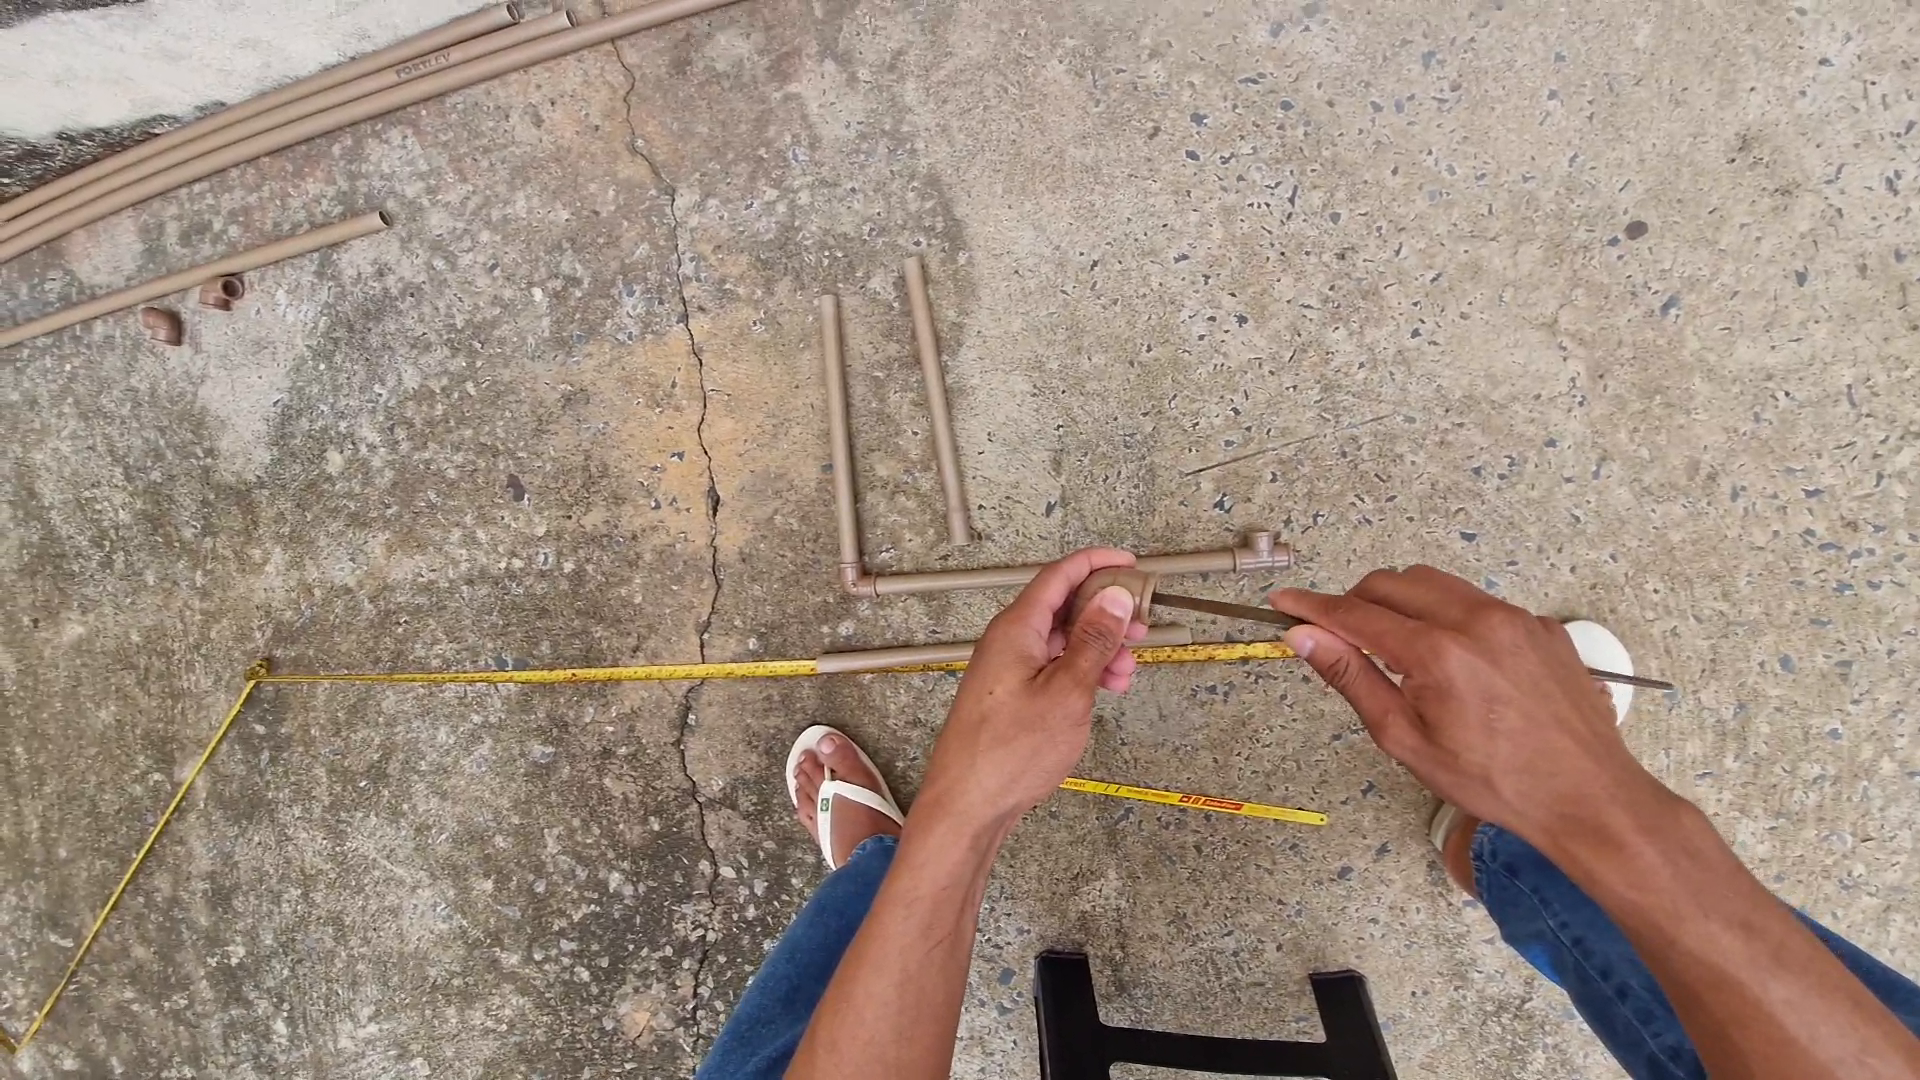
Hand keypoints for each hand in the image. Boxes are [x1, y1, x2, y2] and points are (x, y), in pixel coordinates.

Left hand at [915, 548, 1147, 835]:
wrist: (968, 803)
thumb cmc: (1011, 751)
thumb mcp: (1067, 691)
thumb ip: (1093, 641)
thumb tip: (1115, 596)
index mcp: (1017, 627)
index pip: (1059, 575)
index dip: (1096, 563)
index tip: (1130, 563)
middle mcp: (1009, 640)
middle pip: (1062, 606)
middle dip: (1105, 613)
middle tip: (1141, 628)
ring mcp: (1008, 666)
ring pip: (1061, 639)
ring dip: (1098, 647)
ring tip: (1126, 673)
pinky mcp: (1011, 692)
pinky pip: (1052, 665)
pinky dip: (1081, 671)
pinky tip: (1103, 689)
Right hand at [1270, 565, 1667, 854]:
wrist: (1590, 799)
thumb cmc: (1489, 779)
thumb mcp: (1402, 736)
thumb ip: (1349, 676)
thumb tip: (1301, 636)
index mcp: (1436, 651)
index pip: (1353, 613)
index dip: (1310, 606)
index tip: (1281, 601)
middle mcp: (1475, 619)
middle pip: (1390, 582)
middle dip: (1355, 601)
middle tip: (1341, 637)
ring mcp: (1515, 618)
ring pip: (1432, 582)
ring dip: (1398, 602)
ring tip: (1396, 647)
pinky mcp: (1541, 625)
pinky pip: (1475, 601)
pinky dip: (1446, 615)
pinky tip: (1453, 659)